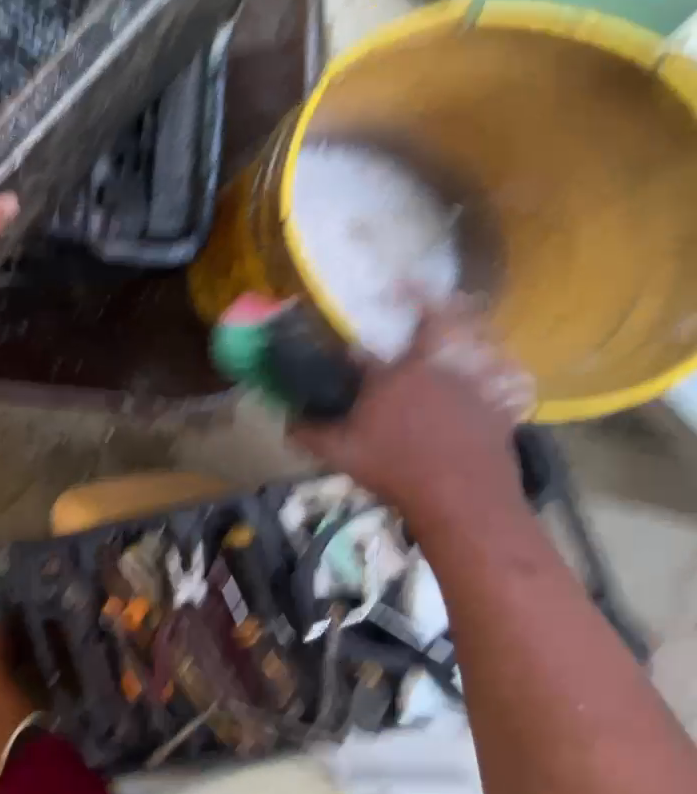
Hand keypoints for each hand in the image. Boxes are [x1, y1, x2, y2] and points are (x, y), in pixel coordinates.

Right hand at [291, 299, 533, 522]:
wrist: (464, 501)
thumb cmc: (396, 469)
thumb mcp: (338, 452)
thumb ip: (307, 432)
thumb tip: (284, 420)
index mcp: (396, 376)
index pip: (368, 348)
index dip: (350, 349)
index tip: (348, 342)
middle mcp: (439, 372)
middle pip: (445, 322)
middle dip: (433, 301)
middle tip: (419, 292)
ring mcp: (476, 390)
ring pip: (483, 344)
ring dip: (472, 327)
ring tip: (463, 317)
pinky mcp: (501, 411)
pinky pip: (509, 379)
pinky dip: (503, 368)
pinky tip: (499, 366)